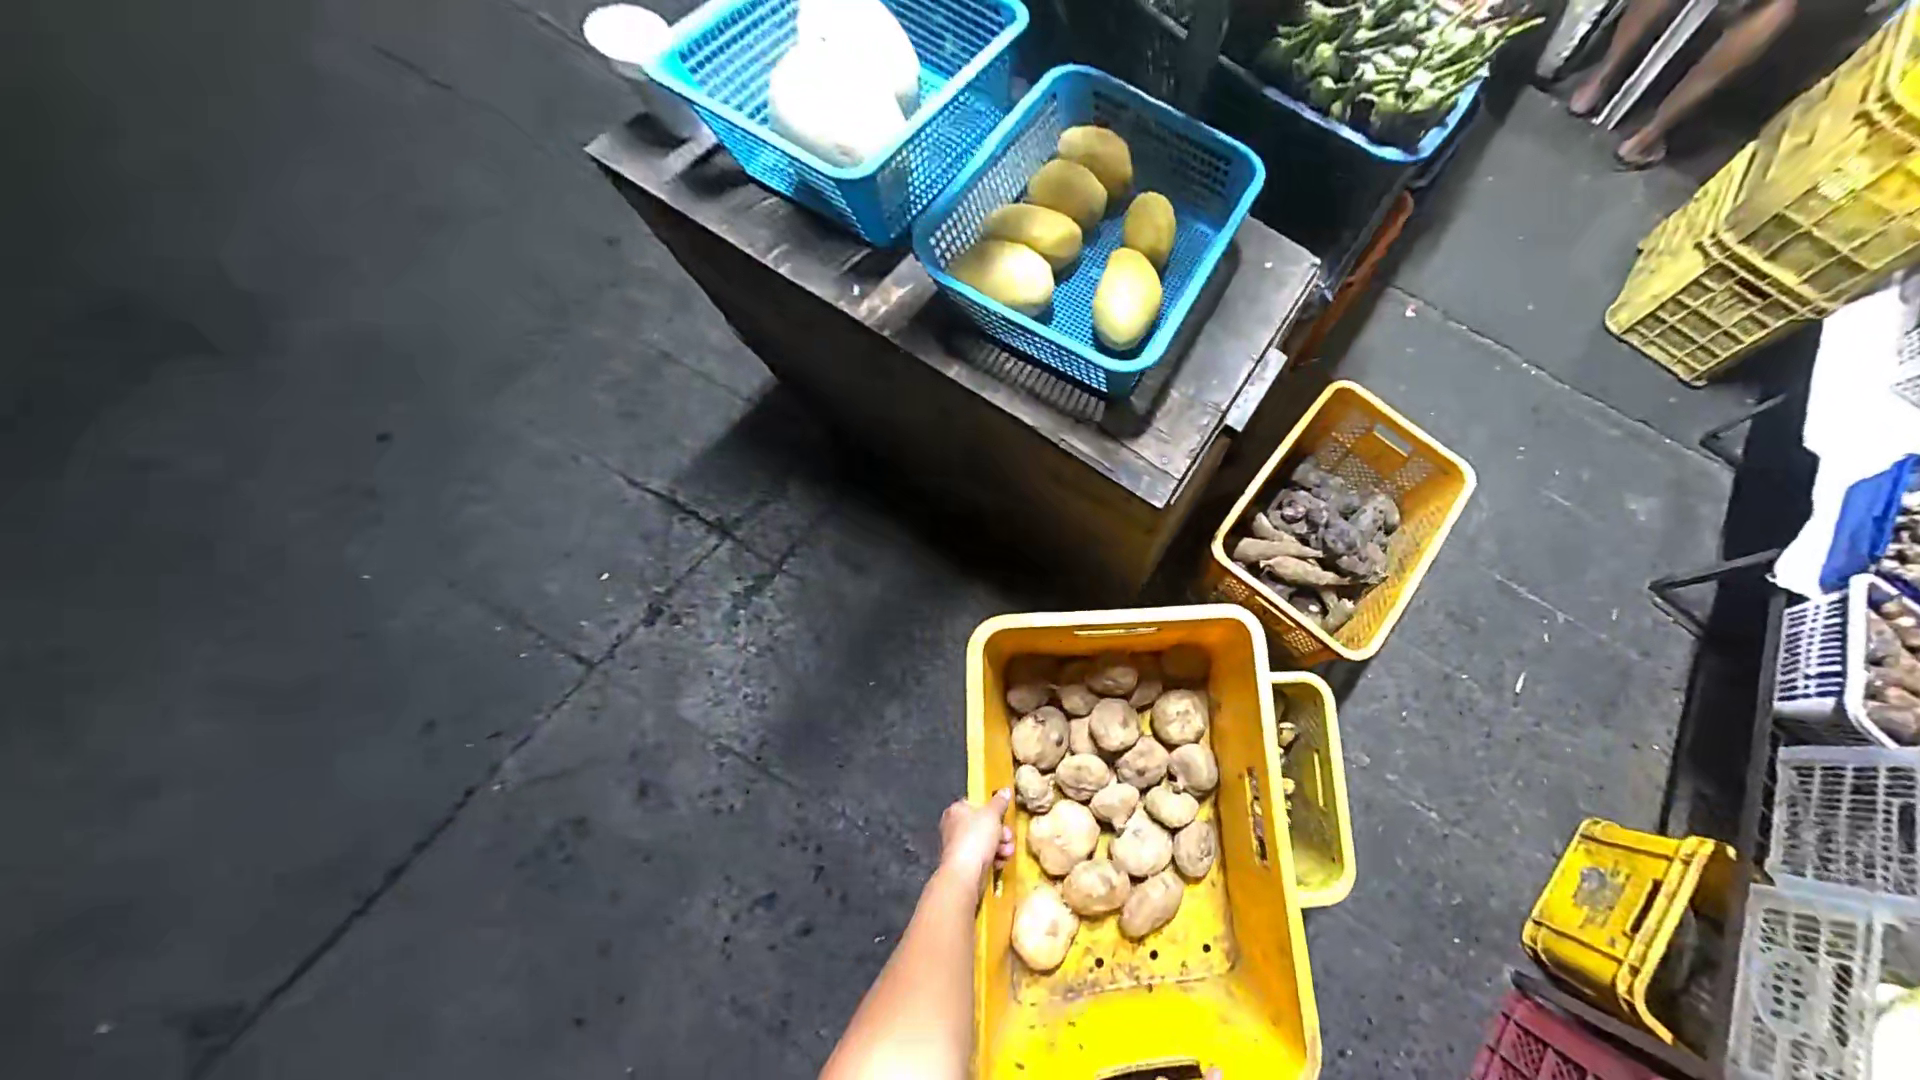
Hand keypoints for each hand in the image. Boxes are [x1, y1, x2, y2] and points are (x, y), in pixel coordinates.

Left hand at [938, 789, 1012, 891]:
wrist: (965, 873)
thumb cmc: (976, 837)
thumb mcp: (992, 815)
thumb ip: (1000, 802)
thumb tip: (1005, 790)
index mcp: (957, 810)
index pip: (976, 804)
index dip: (992, 810)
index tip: (1004, 817)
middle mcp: (954, 826)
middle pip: (983, 824)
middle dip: (1000, 832)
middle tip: (1008, 837)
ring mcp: (958, 846)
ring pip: (985, 842)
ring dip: (1000, 846)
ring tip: (1007, 852)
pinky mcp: (964, 863)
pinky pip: (982, 856)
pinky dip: (993, 858)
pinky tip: (1001, 862)